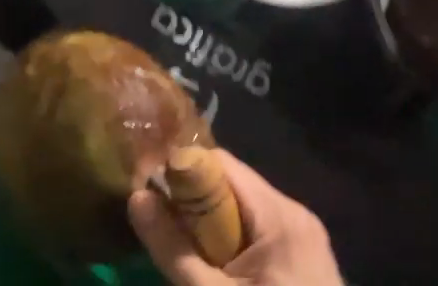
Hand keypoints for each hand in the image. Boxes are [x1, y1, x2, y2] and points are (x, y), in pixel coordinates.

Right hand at [128, 151, 342, 285]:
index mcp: (281, 216)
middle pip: (227, 188)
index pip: (218, 164)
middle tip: (160, 234)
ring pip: (237, 217)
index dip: (178, 174)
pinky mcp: (301, 268)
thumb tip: (135, 196)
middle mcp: (295, 218)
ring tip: (182, 261)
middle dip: (189, 209)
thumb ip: (173, 247)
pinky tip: (211, 278)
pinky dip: (226, 252)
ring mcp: (301, 244)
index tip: (146, 194)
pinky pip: (252, 240)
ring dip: (204, 233)